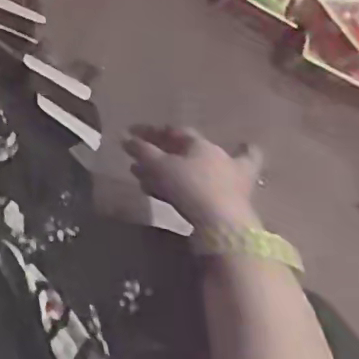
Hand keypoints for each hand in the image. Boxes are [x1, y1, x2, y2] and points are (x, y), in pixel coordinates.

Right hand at [123, 125, 265, 230]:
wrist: (225, 227)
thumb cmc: (190, 186)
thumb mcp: (158, 165)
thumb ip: (141, 150)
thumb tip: (125, 138)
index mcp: (202, 144)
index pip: (174, 131)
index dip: (151, 131)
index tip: (131, 133)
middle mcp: (220, 158)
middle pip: (189, 151)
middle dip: (166, 152)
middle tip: (146, 156)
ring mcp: (231, 182)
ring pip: (197, 172)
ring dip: (173, 174)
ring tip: (147, 181)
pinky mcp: (232, 204)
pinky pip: (202, 192)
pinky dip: (183, 191)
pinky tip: (166, 195)